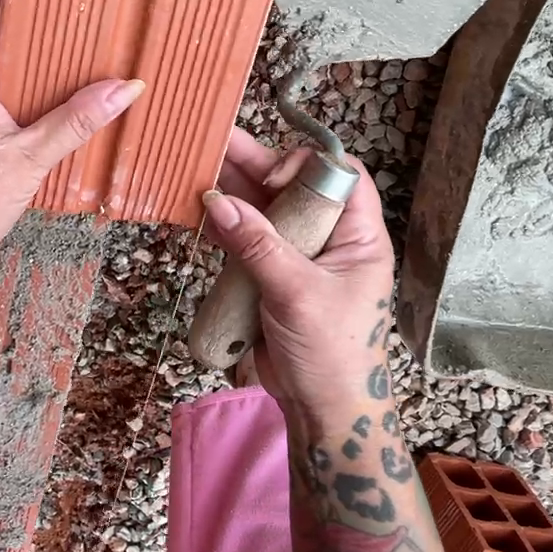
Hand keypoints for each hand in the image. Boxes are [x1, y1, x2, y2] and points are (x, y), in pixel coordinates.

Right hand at [201, 128, 395, 416]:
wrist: (321, 409)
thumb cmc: (332, 352)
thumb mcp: (298, 294)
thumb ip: (258, 246)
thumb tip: (217, 202)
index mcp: (356, 236)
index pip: (339, 175)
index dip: (305, 163)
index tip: (271, 175)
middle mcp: (326, 237)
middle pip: (292, 187)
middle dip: (255, 165)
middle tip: (215, 143)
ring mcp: (294, 255)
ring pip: (263, 210)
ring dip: (232, 190)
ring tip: (196, 166)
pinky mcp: (267, 274)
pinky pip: (244, 238)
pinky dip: (222, 223)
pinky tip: (198, 208)